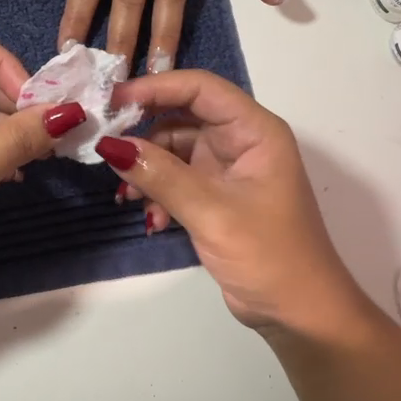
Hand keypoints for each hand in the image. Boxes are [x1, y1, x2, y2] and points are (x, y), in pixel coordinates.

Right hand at [98, 71, 379, 341]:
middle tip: (102, 147)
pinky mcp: (214, 197)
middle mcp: (240, 142)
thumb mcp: (211, 212)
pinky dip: (156, 193)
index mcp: (255, 132)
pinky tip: (149, 219)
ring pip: (173, 150)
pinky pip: (175, 179)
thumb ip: (160, 175)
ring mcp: (227, 171)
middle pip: (181, 116)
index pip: (200, 89)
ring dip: (146, 169)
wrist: (299, 313)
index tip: (111, 100)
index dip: (155, 87)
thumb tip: (110, 145)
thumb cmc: (269, 255)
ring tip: (125, 196)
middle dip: (142, 133)